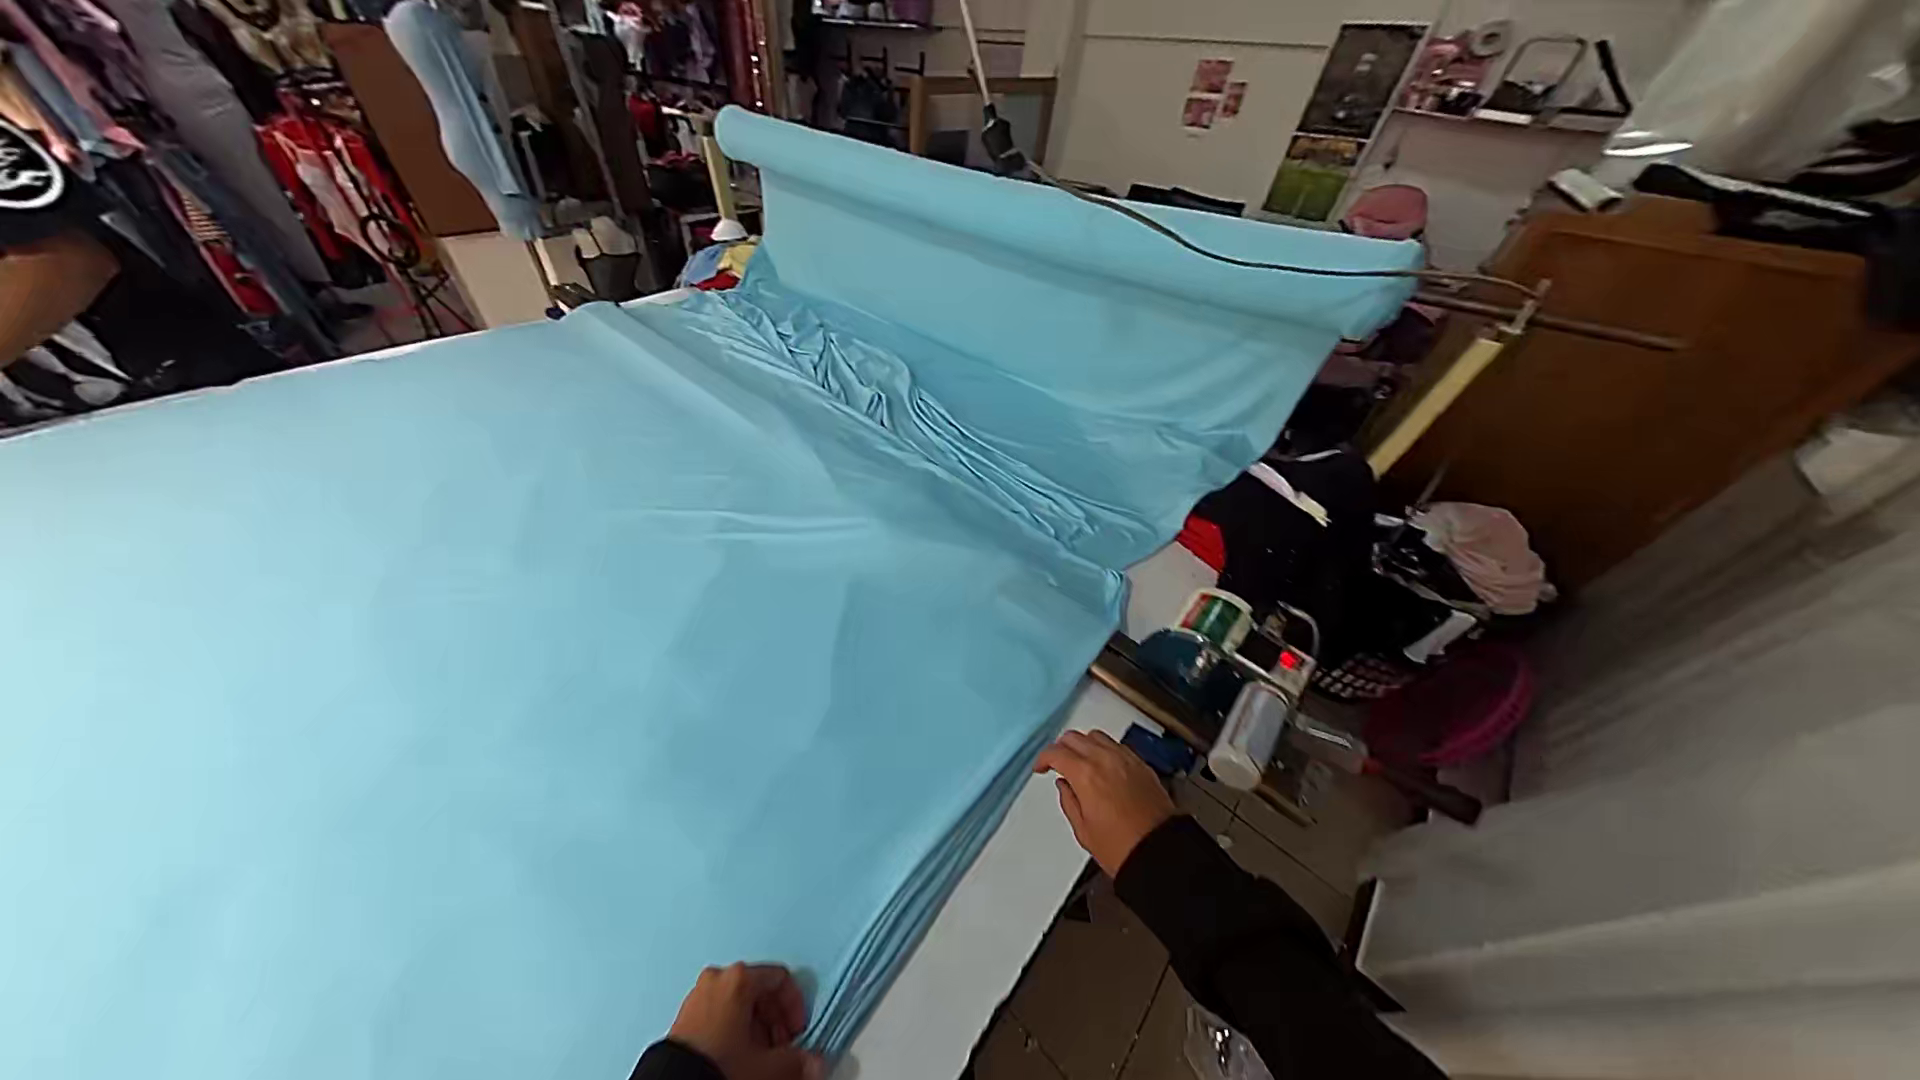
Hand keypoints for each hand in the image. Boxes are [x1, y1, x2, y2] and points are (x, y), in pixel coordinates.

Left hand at [667, 963, 825, 1079]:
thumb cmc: (718, 1067)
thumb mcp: (764, 1066)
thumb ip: (795, 1060)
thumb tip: (814, 1064)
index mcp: (739, 978)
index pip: (780, 978)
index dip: (795, 1006)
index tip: (797, 1033)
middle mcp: (718, 978)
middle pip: (760, 991)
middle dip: (775, 1021)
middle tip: (781, 1049)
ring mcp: (698, 995)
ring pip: (740, 1004)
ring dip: (756, 1029)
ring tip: (759, 1058)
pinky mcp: (684, 1016)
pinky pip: (720, 1013)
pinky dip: (735, 1031)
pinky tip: (737, 1057)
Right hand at [1032, 730, 1177, 877]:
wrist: (1160, 852)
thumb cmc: (1125, 847)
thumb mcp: (1083, 830)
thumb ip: (1069, 801)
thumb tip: (1064, 786)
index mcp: (1086, 775)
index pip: (1056, 752)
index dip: (1043, 758)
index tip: (1042, 766)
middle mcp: (1105, 760)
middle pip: (1074, 737)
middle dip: (1060, 748)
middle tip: (1057, 762)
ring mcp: (1125, 759)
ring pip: (1095, 736)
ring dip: (1082, 744)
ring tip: (1079, 760)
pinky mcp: (1141, 764)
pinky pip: (1116, 745)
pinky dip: (1104, 748)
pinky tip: (1102, 763)